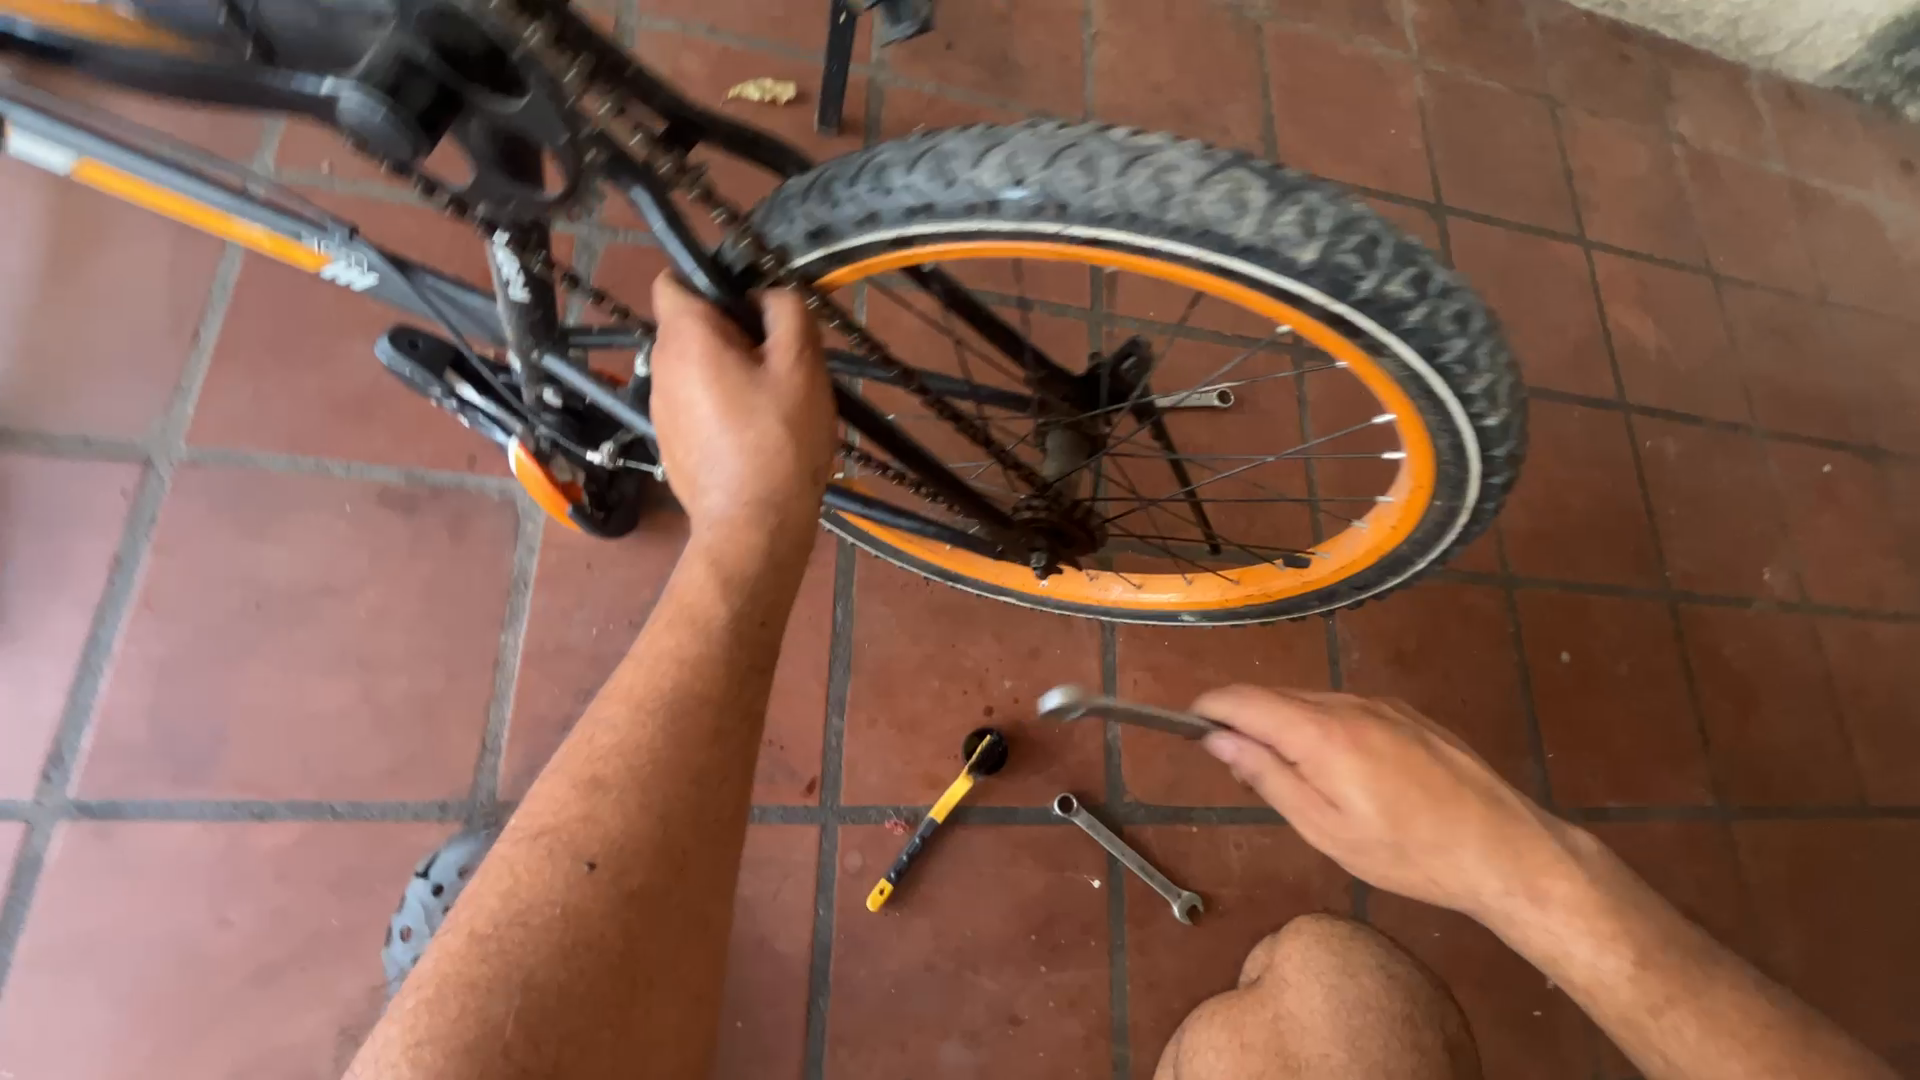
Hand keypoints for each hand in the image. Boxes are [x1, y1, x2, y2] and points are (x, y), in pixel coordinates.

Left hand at [649, 273, 836, 545]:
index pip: (673, 279)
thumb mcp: (802, 364)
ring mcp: (659, 408)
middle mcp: (659, 366)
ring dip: (727, 374)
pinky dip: (719, 409)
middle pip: (690, 328)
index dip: (713, 285)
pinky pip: (694, 406)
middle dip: (730, 335)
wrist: (753, 524)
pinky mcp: (668, 442)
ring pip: (694, 369)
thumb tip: (766, 297)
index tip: (753, 314)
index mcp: (685, 336)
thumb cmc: (780, 440)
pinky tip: (753, 438)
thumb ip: (787, 310)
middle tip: (777, 366)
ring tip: (769, 407)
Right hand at [1196, 686, 1581, 921]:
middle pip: (1273, 696)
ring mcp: (1381, 703)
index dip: (1208, 706)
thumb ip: (1266, 775)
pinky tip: (1342, 768)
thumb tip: (1218, 738)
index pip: (1242, 699)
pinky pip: (1343, 707)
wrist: (1511, 853)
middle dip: (1244, 721)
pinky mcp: (1406, 712)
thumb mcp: (1324, 828)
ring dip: (1283, 724)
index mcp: (1320, 732)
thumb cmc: (1408, 854)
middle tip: (1243, 768)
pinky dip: (1320, 725)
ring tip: (1296, 776)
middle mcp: (1346, 703)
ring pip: (1308, 701)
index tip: (1190, 725)